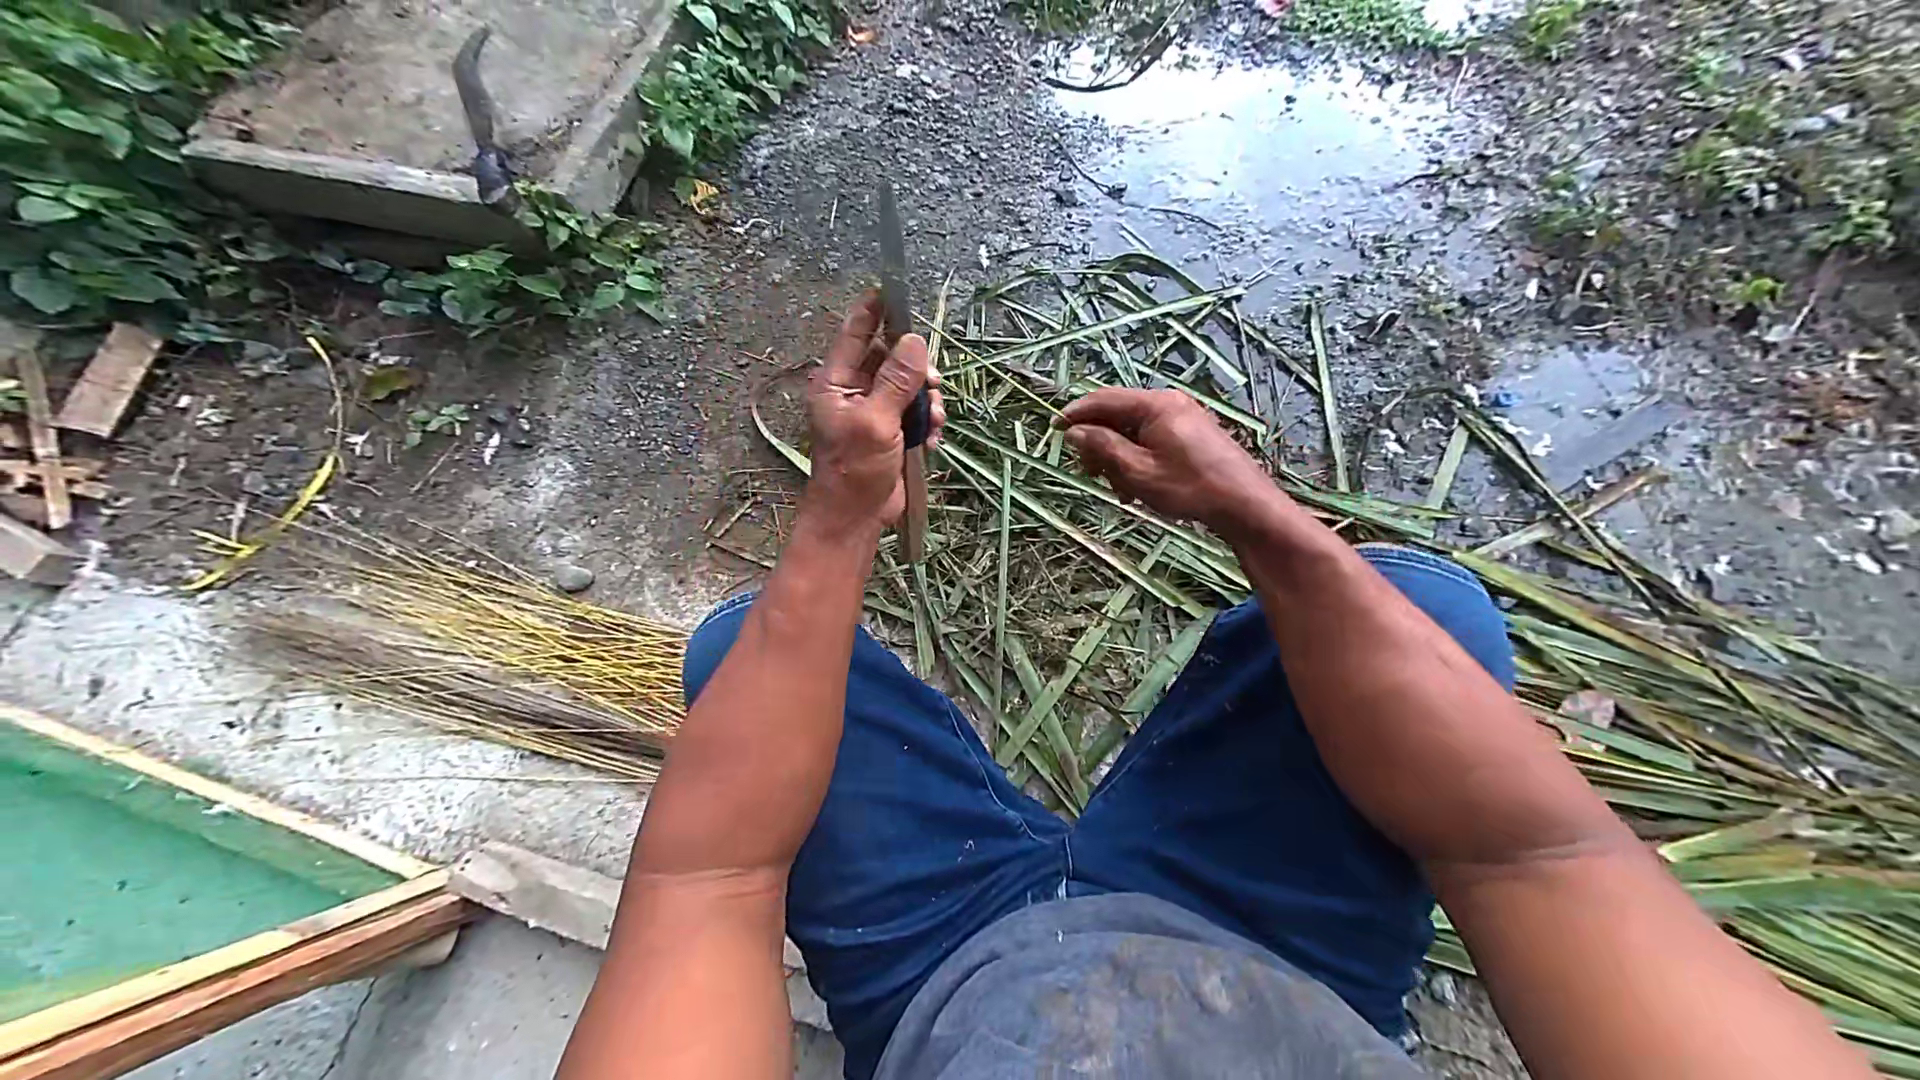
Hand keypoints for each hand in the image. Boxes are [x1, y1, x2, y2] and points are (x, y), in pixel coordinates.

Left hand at [803, 291, 945, 533]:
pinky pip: (914, 411)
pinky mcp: (890, 430)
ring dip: (926, 399)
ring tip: (932, 421)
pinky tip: (930, 437)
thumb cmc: (854, 470)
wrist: (855, 517)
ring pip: (908, 385)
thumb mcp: (876, 422)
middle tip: (932, 385)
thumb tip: (915, 342)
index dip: (875, 311)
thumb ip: (896, 381)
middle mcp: (853, 391)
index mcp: (836, 382)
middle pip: (891, 358)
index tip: (894, 291)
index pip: (856, 333)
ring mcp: (873, 411)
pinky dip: (926, 420)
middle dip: (917, 369)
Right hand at [1059, 387, 1283, 534]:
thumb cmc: (1190, 487)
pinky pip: (1151, 439)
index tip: (1054, 430)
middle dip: (1099, 443)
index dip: (1075, 414)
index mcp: (1155, 405)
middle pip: (1117, 414)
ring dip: (1117, 456)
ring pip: (1133, 430)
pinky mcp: (1191, 433)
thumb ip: (1103, 446)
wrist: (1244, 504)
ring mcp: (1183, 417)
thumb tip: (1075, 431)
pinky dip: (1137, 458)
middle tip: (1090, 473)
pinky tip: (1137, 486)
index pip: (1103, 400)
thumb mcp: (1137, 471)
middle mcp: (1169, 403)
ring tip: (1120, 489)